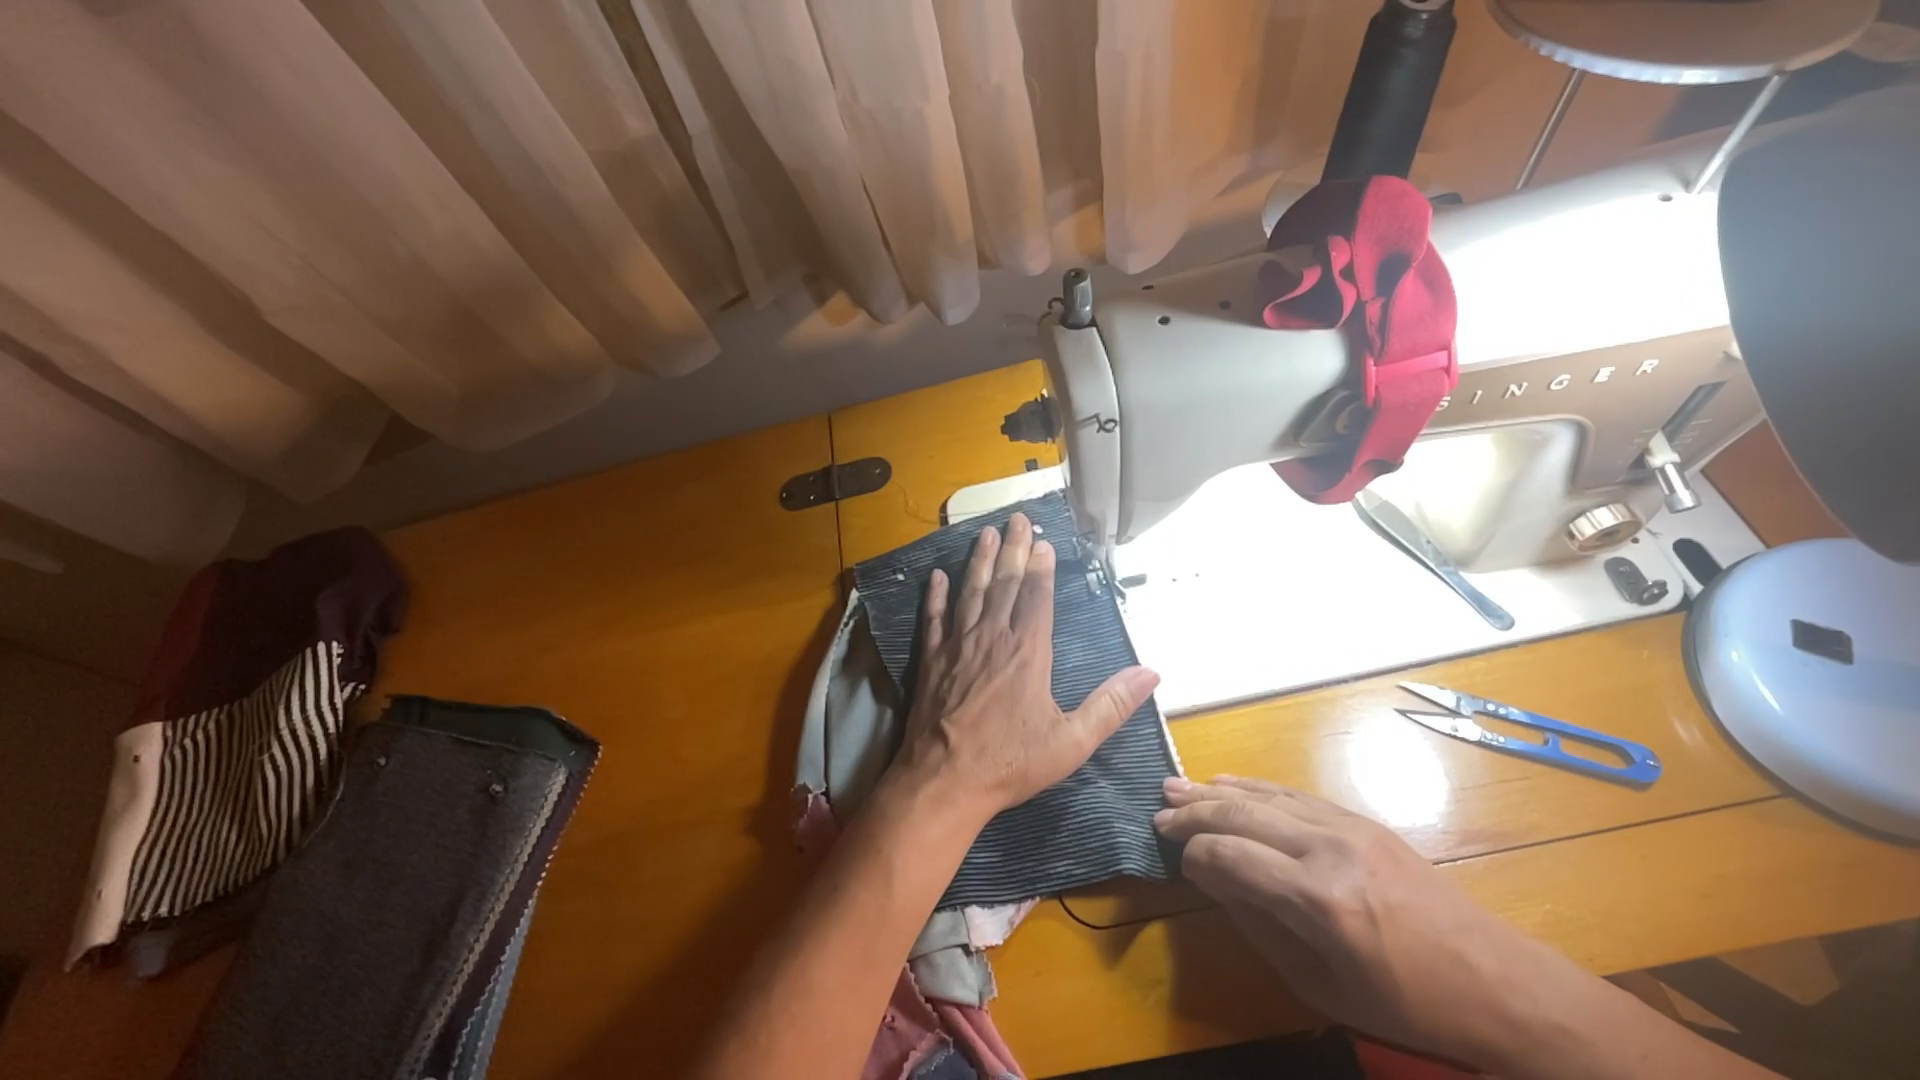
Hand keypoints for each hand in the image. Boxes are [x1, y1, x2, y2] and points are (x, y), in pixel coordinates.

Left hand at [887, 512, 1159, 823]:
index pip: (1037, 598)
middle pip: (1003, 584)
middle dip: (1012, 550)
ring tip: (984, 532)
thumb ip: (1110, 705)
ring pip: (969, 593)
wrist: (943, 781)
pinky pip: (933, 619)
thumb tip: (1150, 674)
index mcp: (1028, 652)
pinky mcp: (930, 661)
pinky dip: (935, 596)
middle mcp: (992, 638)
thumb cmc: (1010, 763)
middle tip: (1016, 519)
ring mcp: (957, 647)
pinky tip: (936, 577)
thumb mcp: (1071, 741)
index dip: (1041, 568)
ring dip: (977, 561)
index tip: (1044, 542)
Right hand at [1154, 775, 1577, 1068]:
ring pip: (1266, 796)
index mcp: (1319, 899)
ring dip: (1217, 791)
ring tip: (1176, 786)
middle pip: (1242, 815)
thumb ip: (1256, 922)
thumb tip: (1209, 876)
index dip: (1193, 855)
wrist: (1492, 979)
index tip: (1173, 860)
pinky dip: (1256, 788)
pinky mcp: (1363, 821)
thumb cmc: (1402, 1001)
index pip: (1230, 856)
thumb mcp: (1318, 983)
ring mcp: (1349, 828)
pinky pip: (1296, 795)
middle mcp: (1330, 849)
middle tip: (1157, 812)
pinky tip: (1229, 784)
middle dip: (1193, 812)